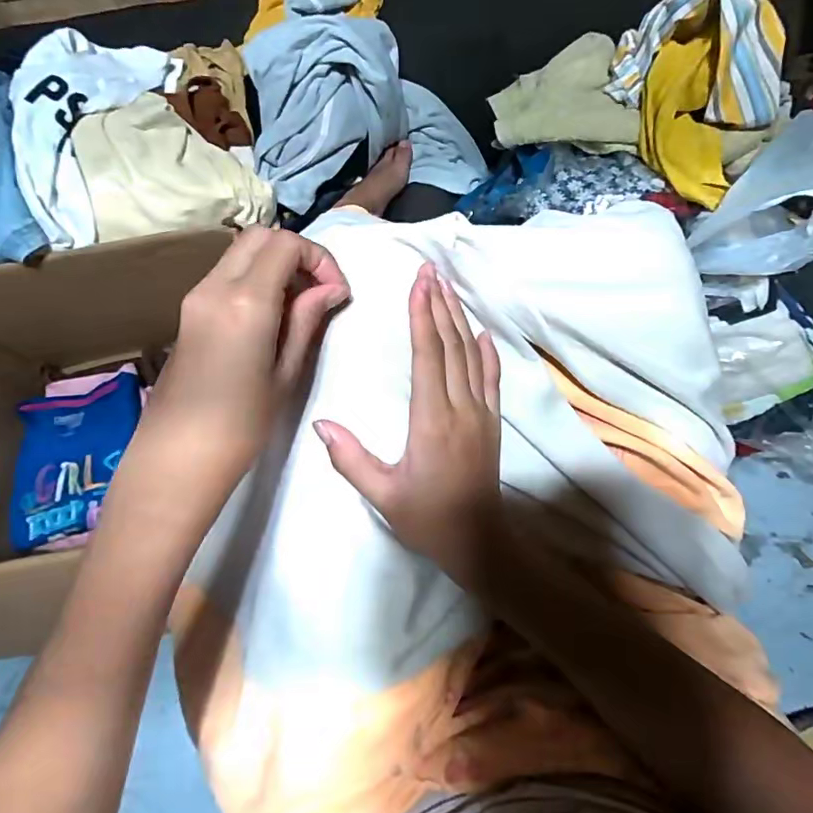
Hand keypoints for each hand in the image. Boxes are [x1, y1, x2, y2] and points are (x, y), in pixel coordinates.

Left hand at [137, 228, 349, 509]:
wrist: (177, 456)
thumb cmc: (241, 425)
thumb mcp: (286, 372)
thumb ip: (307, 320)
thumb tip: (330, 289)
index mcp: (246, 301)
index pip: (286, 243)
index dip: (319, 258)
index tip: (336, 292)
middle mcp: (215, 286)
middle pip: (260, 236)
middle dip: (296, 252)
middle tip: (318, 290)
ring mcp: (196, 296)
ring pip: (240, 251)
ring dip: (274, 263)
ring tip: (298, 305)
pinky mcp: (188, 310)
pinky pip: (226, 273)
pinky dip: (254, 277)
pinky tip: (270, 315)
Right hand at [314, 262, 502, 587]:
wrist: (481, 543)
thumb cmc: (428, 519)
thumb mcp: (383, 495)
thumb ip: (351, 460)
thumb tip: (320, 424)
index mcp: (432, 420)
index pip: (428, 355)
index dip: (422, 316)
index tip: (418, 284)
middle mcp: (461, 407)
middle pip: (450, 345)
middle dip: (439, 304)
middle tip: (430, 270)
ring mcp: (481, 413)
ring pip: (471, 355)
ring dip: (459, 318)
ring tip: (448, 287)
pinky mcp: (492, 422)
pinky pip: (491, 378)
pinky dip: (486, 351)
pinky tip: (481, 332)